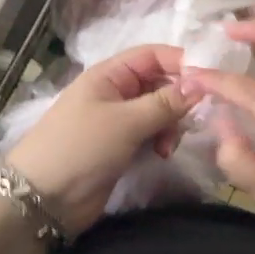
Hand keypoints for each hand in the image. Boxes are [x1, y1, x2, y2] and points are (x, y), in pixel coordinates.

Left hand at [5, 44, 196, 235]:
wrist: (43, 198)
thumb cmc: (81, 148)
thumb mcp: (126, 121)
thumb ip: (166, 102)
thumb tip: (202, 85)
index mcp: (109, 75)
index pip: (153, 55)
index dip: (182, 62)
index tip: (211, 81)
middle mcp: (115, 92)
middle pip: (160, 82)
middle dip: (179, 99)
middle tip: (192, 120)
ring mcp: (119, 120)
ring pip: (160, 111)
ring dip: (172, 125)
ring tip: (168, 146)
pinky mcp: (122, 146)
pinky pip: (152, 133)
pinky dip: (162, 140)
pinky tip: (162, 154)